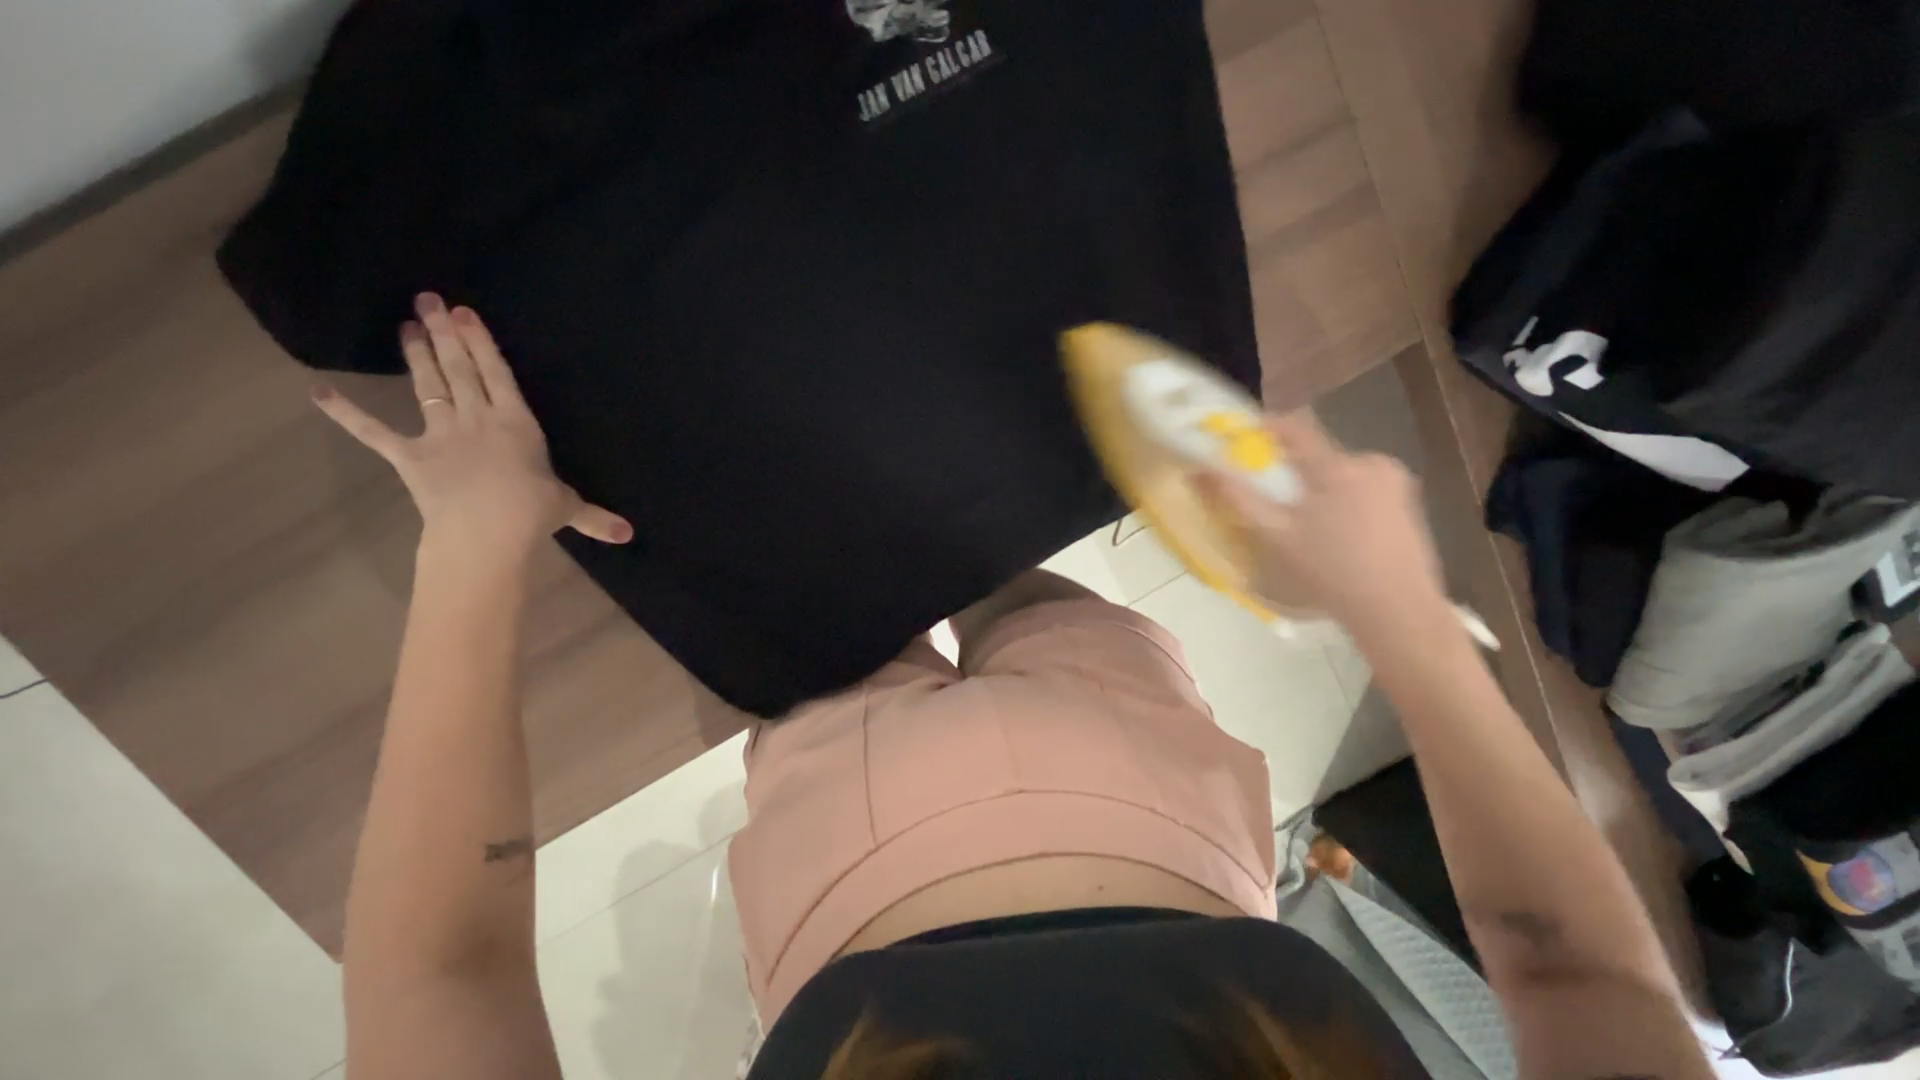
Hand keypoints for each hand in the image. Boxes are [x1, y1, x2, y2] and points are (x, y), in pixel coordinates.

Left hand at [312, 294, 631, 566]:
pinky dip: (347, 414)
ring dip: (416, 355)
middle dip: (445, 334)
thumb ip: (594, 516)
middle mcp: (478, 419)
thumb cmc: (532, 513)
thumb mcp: (568, 508)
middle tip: (427, 300)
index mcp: (517, 423)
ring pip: (428, 388)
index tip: (465, 313)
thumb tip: (629, 535)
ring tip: (404, 325)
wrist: (487, 532)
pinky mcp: (411, 457)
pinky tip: (319, 392)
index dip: (480, 342)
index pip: (497, 374)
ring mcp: (442, 435)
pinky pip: (375, 433)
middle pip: (460, 369)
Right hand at [1195, 411, 1446, 634]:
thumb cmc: (1330, 573)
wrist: (1396, 609)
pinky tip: (1342, 531)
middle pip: (1320, 453)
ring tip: (1310, 523)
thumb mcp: (1276, 536)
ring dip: (1322, 485)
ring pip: (1343, 470)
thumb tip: (1204, 468)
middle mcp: (1370, 462)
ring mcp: (1395, 480)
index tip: (1246, 439)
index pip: (1296, 428)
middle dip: (1297, 469)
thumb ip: (1240, 496)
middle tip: (1278, 499)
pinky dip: (1347, 497)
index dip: (1267, 428)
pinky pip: (1365, 485)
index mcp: (1337, 466)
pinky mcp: (1409, 499)